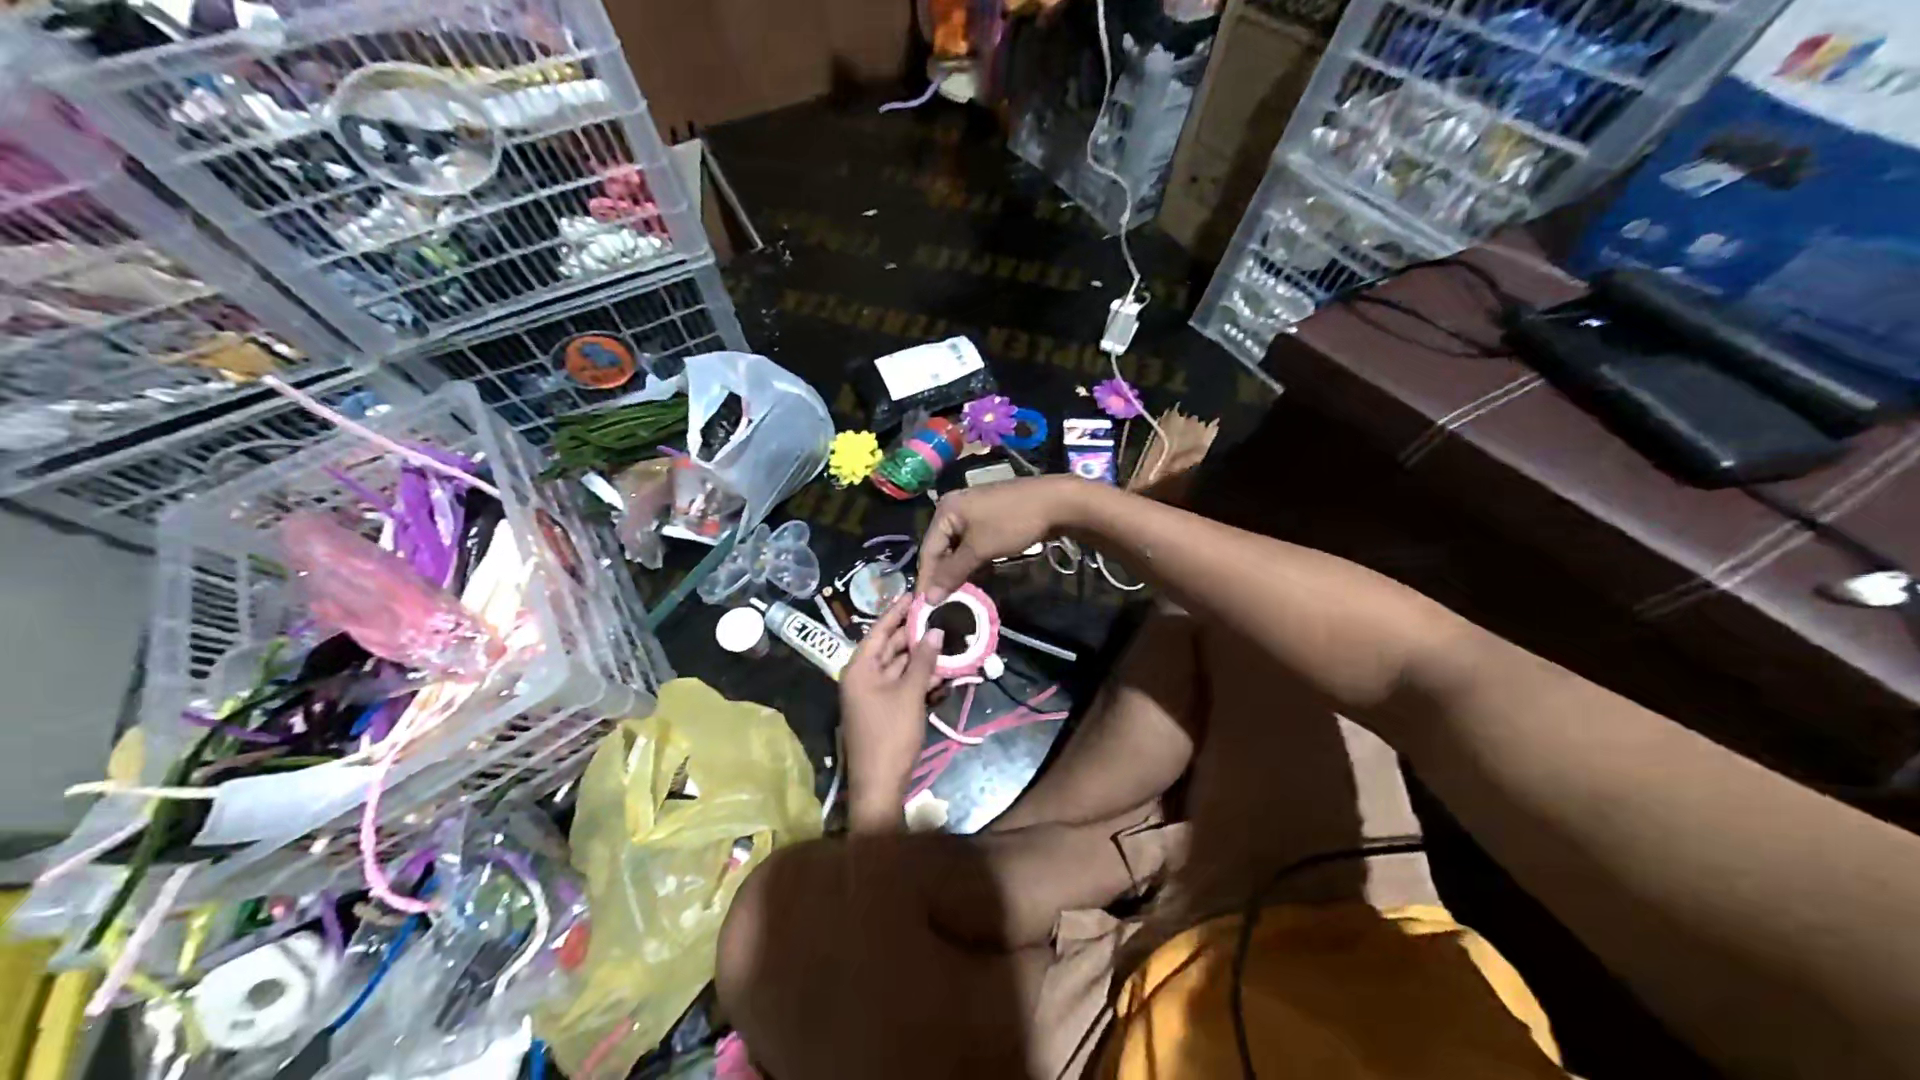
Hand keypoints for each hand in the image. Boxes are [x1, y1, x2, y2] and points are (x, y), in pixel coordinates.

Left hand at [840, 597, 943, 831]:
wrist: (880, 784)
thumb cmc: (891, 734)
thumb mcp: (910, 694)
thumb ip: (923, 661)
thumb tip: (935, 631)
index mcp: (860, 668)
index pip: (879, 630)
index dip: (898, 611)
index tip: (916, 594)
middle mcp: (862, 676)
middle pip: (889, 647)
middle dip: (914, 634)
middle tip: (940, 615)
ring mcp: (873, 694)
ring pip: (899, 666)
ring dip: (921, 657)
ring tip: (947, 639)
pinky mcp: (884, 709)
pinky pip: (902, 685)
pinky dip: (919, 678)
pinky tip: (942, 671)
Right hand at [917, 475, 1093, 600]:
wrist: (1055, 502)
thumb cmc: (1012, 523)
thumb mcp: (979, 550)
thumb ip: (953, 573)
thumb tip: (929, 599)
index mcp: (945, 510)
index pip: (928, 550)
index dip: (926, 580)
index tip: (924, 607)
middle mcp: (954, 507)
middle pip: (941, 548)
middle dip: (941, 576)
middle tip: (939, 604)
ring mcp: (973, 511)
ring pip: (957, 547)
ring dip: (957, 571)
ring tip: (954, 596)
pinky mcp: (989, 518)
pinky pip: (972, 543)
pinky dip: (971, 561)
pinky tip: (973, 579)